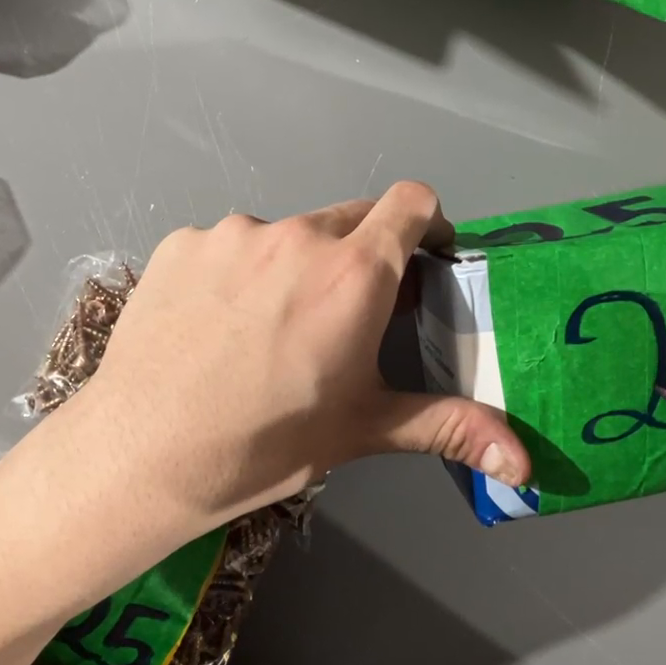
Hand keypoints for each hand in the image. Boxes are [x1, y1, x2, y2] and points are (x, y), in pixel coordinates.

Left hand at [39, 181, 530, 532]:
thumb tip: (524, 463)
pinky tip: (214, 324)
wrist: (141, 453)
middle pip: (351, 218)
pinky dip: (236, 271)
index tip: (421, 260)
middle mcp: (298, 234)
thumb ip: (449, 427)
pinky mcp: (183, 241)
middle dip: (360, 255)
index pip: (411, 201)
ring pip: (287, 233)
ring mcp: (234, 232)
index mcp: (354, 272)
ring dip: (294, 265)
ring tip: (267, 328)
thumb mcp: (363, 429)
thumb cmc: (266, 441)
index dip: (425, 223)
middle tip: (341, 315)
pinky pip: (229, 243)